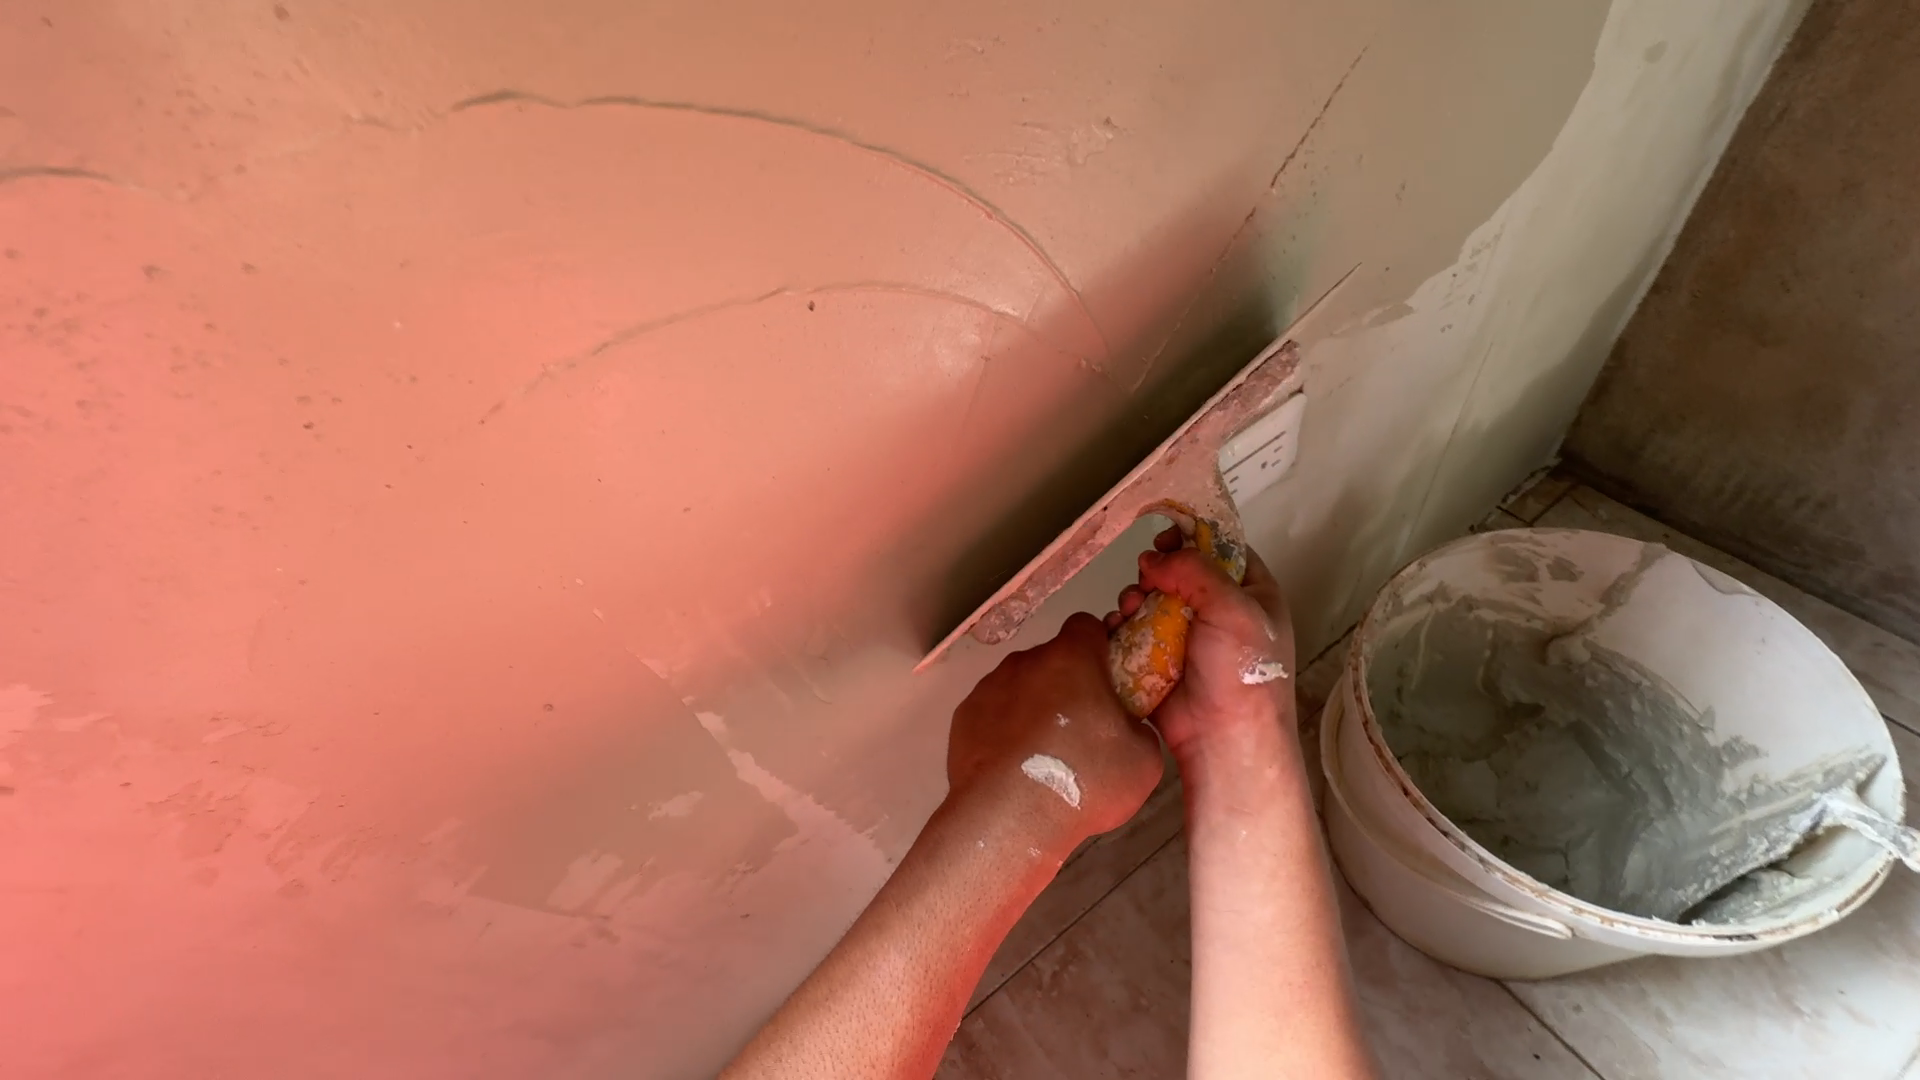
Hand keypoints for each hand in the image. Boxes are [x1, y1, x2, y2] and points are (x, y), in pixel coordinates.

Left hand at [948, 613, 1164, 841]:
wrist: (1008, 819)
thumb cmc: (1084, 781)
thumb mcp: (1143, 759)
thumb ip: (1137, 726)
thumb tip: (1124, 726)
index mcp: (1071, 657)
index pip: (1087, 626)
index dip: (1100, 647)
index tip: (1109, 680)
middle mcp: (1026, 660)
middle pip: (1053, 659)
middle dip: (1068, 683)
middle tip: (1082, 728)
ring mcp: (989, 686)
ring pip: (1021, 685)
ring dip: (1034, 706)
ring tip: (1045, 755)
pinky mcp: (964, 715)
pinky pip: (994, 712)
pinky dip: (1005, 729)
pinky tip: (1014, 766)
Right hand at [1105, 526, 1295, 763]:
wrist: (1223, 739)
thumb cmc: (1242, 672)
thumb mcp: (1233, 608)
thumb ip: (1195, 570)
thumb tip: (1153, 559)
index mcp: (1251, 593)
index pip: (1222, 548)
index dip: (1193, 537)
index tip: (1165, 537)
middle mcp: (1218, 611)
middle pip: (1178, 572)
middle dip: (1155, 572)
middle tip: (1146, 580)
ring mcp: (1186, 636)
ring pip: (1150, 600)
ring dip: (1133, 598)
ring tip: (1129, 609)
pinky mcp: (1158, 659)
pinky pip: (1132, 631)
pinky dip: (1120, 626)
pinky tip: (1115, 628)